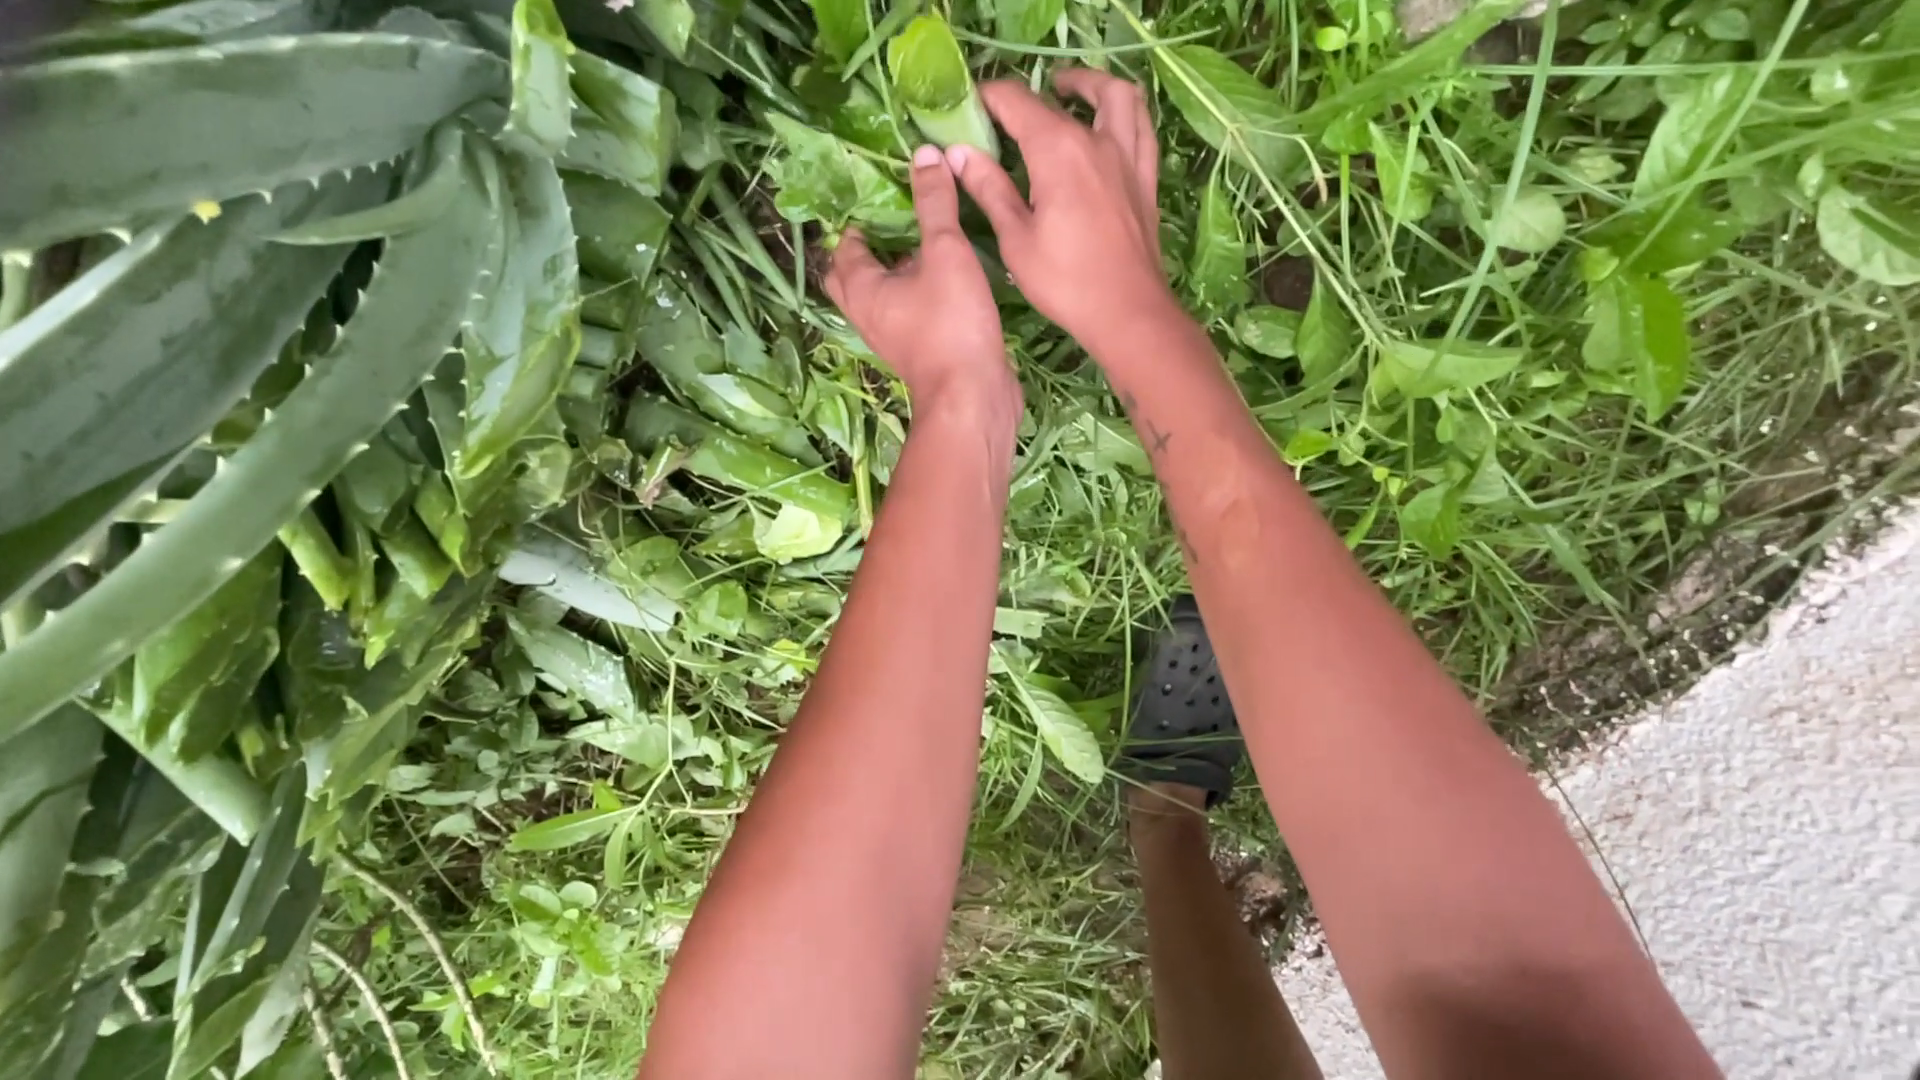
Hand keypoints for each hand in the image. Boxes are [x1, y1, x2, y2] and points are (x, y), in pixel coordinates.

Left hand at [824, 145, 1018, 418]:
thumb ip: (934, 204)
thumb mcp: (945, 253)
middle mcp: (868, 315)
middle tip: (894, 220)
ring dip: (895, 272)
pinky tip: (945, 278)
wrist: (973, 397)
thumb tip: (924, 155)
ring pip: (882, 297)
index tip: (879, 193)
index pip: (844, 247)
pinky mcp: (920, 352)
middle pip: (853, 277)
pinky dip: (916, 293)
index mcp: (862, 289)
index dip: (856, 219)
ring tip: (923, 242)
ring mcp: (894, 338)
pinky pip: (908, 314)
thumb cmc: (952, 324)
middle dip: (866, 249)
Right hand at [947, 69, 1172, 347]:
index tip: (968, 108)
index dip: (988, 98)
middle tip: (1005, 111)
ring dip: (1090, 85)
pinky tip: (1110, 125)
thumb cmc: (1065, 282)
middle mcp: (1096, 140)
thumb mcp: (1015, 239)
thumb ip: (989, 189)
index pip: (1016, 101)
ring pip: (1116, 96)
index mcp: (1057, 150)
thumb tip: (959, 154)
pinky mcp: (1145, 178)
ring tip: (1067, 91)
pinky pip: (1141, 128)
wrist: (1127, 312)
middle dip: (1027, 96)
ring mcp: (1127, 156)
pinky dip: (1124, 114)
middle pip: (1060, 98)